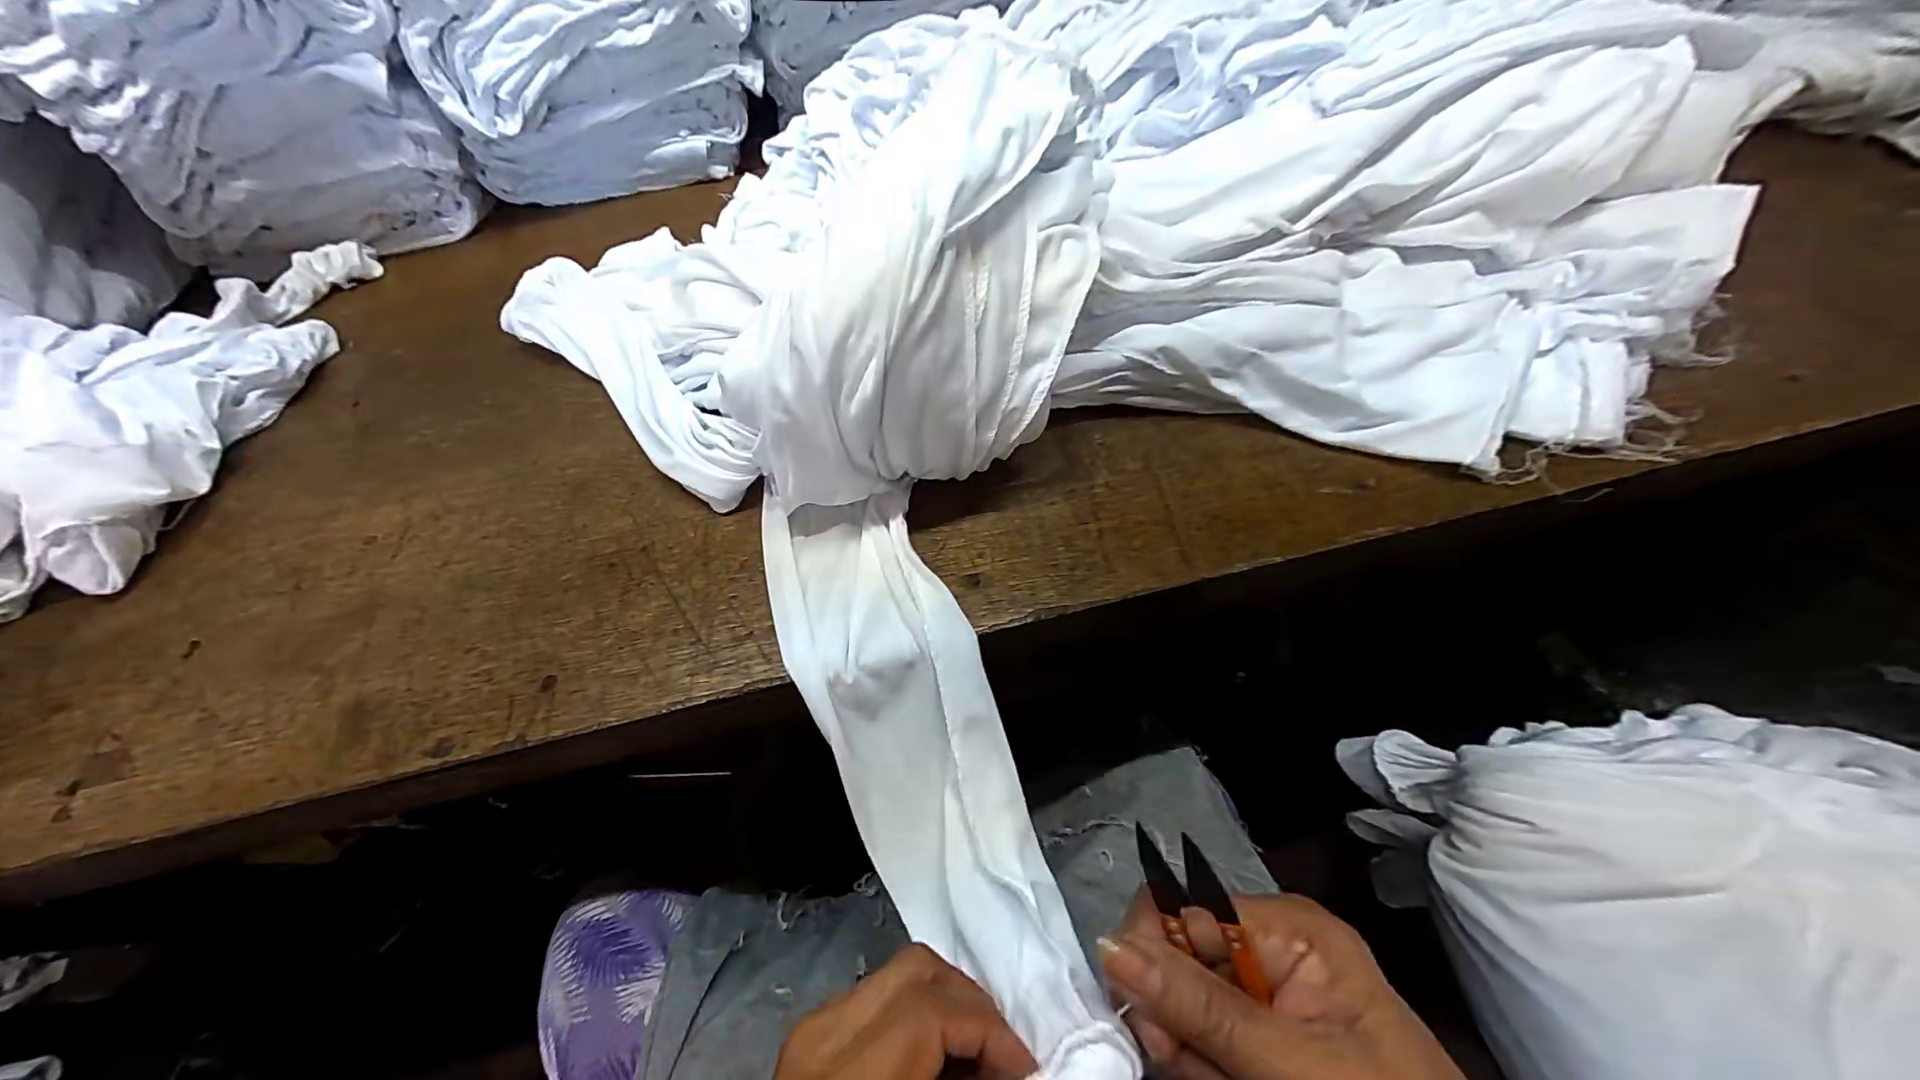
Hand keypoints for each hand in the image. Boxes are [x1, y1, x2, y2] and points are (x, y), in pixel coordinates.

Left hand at [774, 943, 1039, 1079]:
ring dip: (947, 999)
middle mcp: (824, 1034)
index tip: (1026, 1066)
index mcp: (848, 1074)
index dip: (990, 1032)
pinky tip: (934, 1052)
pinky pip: (877, 992)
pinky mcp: (810, 1030)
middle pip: (918, 969)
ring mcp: (813, 1026)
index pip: (931, 1013)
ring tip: (973, 1049)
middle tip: (1003, 1052)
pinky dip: (916, 1008)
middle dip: (972, 1002)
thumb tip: (1016, 1069)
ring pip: (899, 970)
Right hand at [1098, 889, 1465, 1079]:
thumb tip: (1107, 944)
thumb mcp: (1293, 1064)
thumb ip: (1200, 1006)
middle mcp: (1269, 945)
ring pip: (1179, 1003)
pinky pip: (1200, 1036)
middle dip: (1175, 1021)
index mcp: (1287, 927)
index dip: (1150, 959)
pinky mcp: (1259, 1033)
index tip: (1155, 1035)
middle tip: (1204, 1073)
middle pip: (1175, 956)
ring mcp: (1265, 991)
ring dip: (1188, 1053)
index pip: (1180, 907)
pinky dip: (1202, 1067)